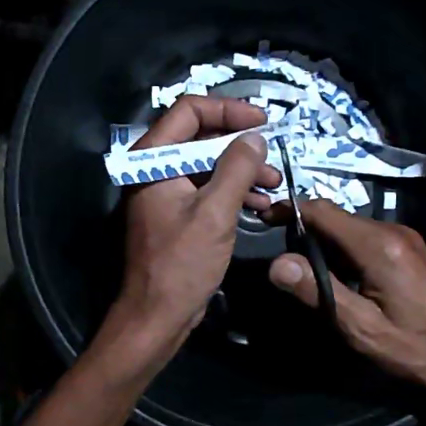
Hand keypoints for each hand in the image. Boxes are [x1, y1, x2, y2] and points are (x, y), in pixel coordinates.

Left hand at [117, 96, 280, 347]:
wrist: (156, 315)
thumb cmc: (181, 263)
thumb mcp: (215, 212)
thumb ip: (237, 168)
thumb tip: (255, 137)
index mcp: (152, 160)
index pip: (189, 111)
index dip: (228, 110)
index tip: (263, 121)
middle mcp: (154, 169)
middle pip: (200, 137)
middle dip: (239, 145)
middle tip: (273, 156)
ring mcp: (164, 192)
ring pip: (207, 165)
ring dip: (241, 170)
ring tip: (274, 184)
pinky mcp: (176, 214)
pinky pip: (206, 190)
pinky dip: (232, 192)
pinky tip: (260, 204)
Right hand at [267, 200, 425, 419]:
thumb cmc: (413, 347)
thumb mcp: (359, 326)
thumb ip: (317, 291)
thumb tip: (276, 263)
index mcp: (379, 246)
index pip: (324, 211)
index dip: (290, 210)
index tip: (264, 219)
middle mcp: (393, 232)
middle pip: (336, 216)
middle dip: (304, 228)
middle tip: (277, 251)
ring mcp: (404, 239)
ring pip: (349, 227)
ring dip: (323, 240)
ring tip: (300, 266)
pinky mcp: (408, 250)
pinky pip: (364, 237)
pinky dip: (341, 248)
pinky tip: (333, 273)